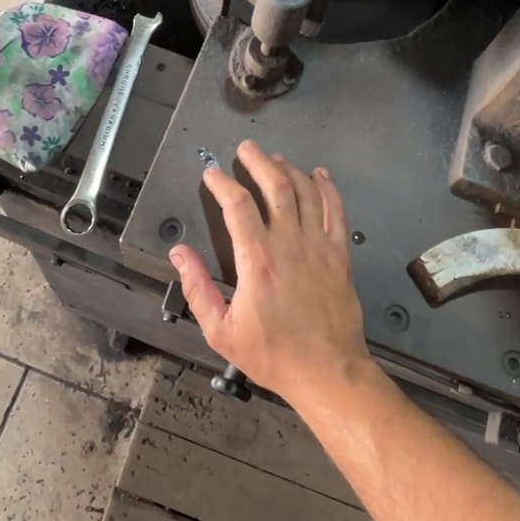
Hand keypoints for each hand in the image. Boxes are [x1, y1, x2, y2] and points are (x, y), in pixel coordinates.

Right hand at [169, 140, 375, 407]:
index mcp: (257, 261)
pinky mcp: (339, 255)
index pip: (238, 206)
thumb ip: (198, 288)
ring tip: (276, 158)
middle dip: (259, 161)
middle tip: (247, 148)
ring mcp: (319, 247)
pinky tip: (321, 175)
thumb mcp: (221, 331)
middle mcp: (289, 244)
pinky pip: (336, 212)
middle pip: (276, 186)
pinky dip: (328, 189)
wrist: (327, 372)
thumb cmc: (273, 354)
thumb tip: (179, 254)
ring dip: (290, 169)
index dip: (223, 183)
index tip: (212, 173)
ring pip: (306, 192)